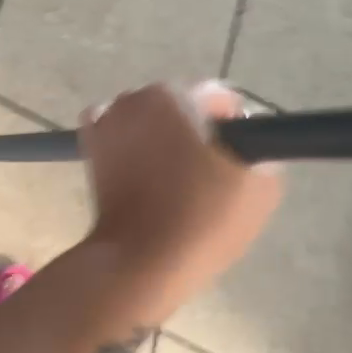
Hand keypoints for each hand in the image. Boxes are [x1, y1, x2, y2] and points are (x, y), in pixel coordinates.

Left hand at [79, 81, 281, 329]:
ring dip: (162, 134)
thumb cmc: (204, 217)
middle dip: (196, 127)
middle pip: (178, 103)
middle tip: (213, 168)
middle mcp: (136, 96)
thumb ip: (262, 152)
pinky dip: (128, 141)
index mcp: (176, 96)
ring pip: (146, 116)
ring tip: (178, 175)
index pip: (216, 96)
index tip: (242, 152)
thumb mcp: (259, 186)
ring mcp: (107, 118)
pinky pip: (115, 129)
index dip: (235, 122)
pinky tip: (142, 167)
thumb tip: (250, 146)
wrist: (143, 257)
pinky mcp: (90, 143)